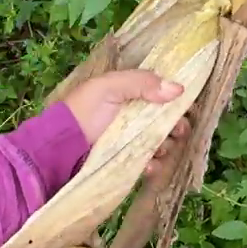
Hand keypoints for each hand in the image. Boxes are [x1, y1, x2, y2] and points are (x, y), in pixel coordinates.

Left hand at [62, 70, 190, 176]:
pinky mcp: (127, 162)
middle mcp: (133, 117)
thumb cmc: (84, 111)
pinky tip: (149, 165)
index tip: (185, 107)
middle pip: (166, 121)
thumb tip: (178, 89)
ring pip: (162, 143)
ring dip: (166, 146)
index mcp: (129, 94)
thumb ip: (142, 82)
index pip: (161, 95)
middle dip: (176, 126)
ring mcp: (130, 141)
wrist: (61, 148)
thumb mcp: (109, 87)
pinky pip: (150, 164)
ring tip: (159, 149)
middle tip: (177, 130)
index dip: (176, 101)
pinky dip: (154, 165)